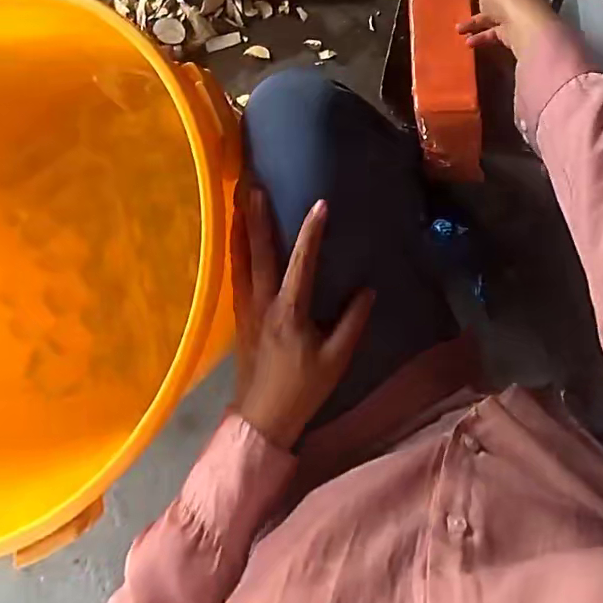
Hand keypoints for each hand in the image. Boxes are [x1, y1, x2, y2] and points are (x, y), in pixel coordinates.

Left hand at [231, 187, 373, 448]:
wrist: (261, 418)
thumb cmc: (302, 389)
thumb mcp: (336, 359)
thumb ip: (353, 322)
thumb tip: (367, 289)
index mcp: (289, 312)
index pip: (301, 263)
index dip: (311, 232)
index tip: (319, 204)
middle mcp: (263, 302)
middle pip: (258, 252)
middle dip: (256, 216)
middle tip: (252, 183)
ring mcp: (245, 307)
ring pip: (240, 258)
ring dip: (239, 226)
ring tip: (236, 198)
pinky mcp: (238, 314)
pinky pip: (235, 273)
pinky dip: (235, 248)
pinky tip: (235, 236)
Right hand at [459, 0, 558, 59]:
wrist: (521, 23)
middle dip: (477, 5)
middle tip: (461, 10)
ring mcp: (516, 15)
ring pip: (491, 18)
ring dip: (473, 24)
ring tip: (458, 30)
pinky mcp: (513, 33)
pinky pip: (493, 34)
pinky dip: (480, 38)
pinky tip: (468, 41)